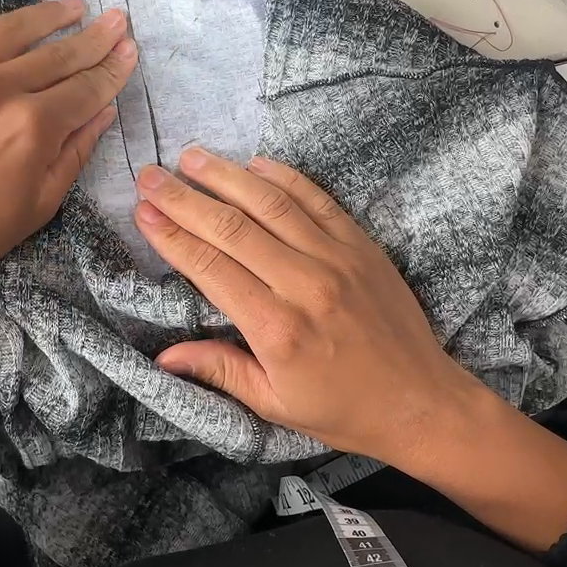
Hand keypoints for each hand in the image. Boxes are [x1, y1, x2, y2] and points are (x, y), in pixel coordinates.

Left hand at [0, 0, 136, 358]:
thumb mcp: (40, 204)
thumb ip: (75, 150)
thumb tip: (101, 110)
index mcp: (31, 127)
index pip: (85, 87)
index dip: (112, 69)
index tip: (130, 50)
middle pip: (56, 54)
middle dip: (94, 37)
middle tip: (118, 19)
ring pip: (12, 33)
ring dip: (49, 16)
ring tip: (76, 6)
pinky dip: (3, 35)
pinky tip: (20, 31)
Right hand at [134, 149, 566, 551]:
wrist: (422, 402)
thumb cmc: (342, 409)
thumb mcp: (274, 404)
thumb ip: (219, 370)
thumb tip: (163, 356)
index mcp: (277, 328)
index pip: (210, 268)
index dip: (172, 236)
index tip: (143, 211)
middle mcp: (304, 284)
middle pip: (232, 228)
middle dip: (184, 198)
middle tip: (150, 175)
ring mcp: (336, 258)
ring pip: (271, 204)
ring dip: (227, 175)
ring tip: (191, 157)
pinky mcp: (361, 244)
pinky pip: (317, 200)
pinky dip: (285, 177)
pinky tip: (255, 161)